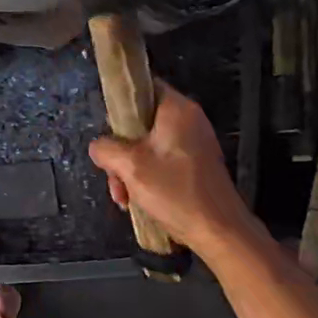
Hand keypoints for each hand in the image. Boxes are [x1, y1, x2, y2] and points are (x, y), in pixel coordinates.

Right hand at [88, 82, 258, 254]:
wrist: (218, 230)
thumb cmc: (175, 192)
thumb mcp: (130, 168)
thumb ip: (106, 149)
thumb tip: (98, 147)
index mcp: (177, 109)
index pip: (143, 87)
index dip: (120, 105)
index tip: (106, 130)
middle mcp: (188, 120)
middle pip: (141, 122)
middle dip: (121, 151)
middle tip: (114, 177)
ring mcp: (194, 143)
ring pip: (148, 146)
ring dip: (130, 170)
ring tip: (124, 197)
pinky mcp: (195, 164)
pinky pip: (162, 161)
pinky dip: (147, 177)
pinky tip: (138, 201)